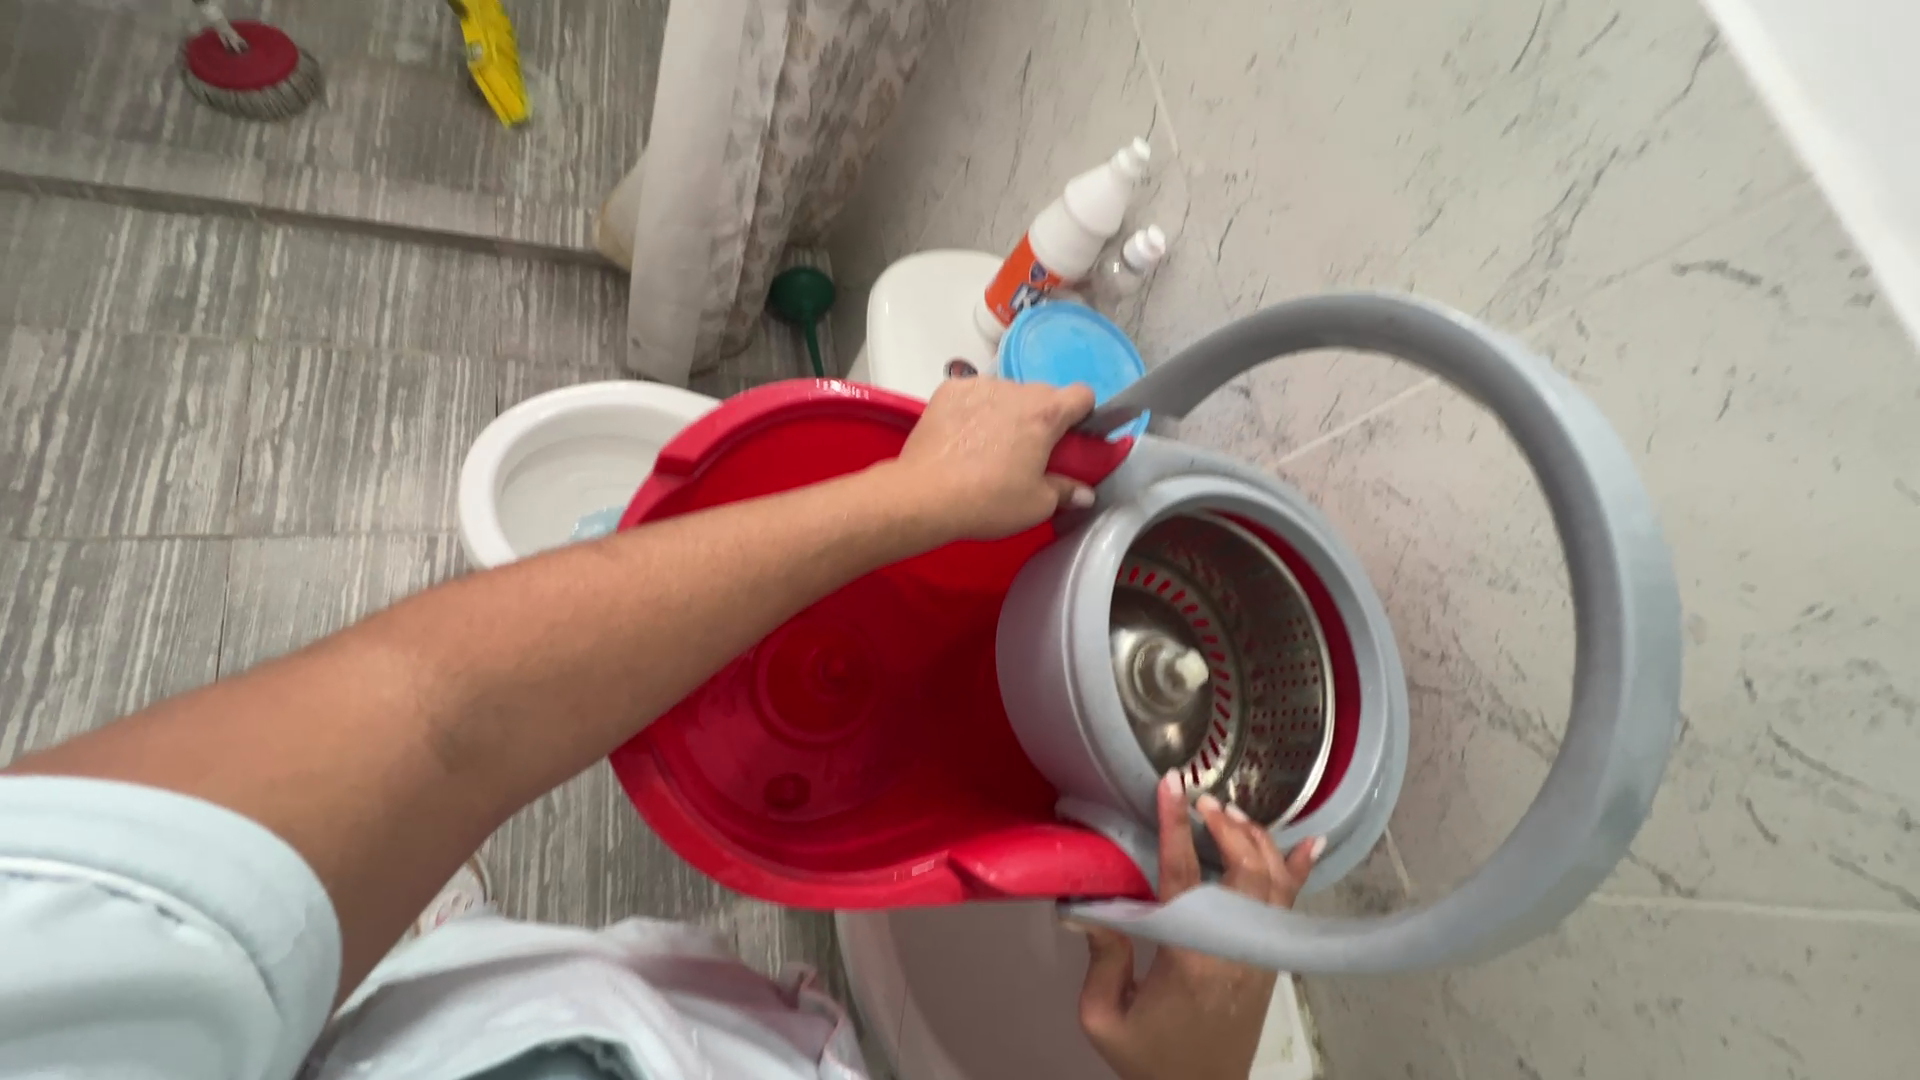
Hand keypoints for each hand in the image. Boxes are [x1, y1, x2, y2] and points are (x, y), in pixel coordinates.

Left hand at [890, 374, 1096, 540]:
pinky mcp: (948, 390)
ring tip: (989, 447)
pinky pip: (974, 394)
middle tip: (1028, 453)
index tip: (1069, 439)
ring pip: (1006, 393)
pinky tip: (964, 437)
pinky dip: (975, 410)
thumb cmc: (989, 501)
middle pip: (1042, 395)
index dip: (1082, 415)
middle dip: (1041, 418)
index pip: (1082, 395)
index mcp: (1045, 414)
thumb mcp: (1037, 505)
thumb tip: (1085, 493)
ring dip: (1007, 412)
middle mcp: (1015, 389)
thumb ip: (1066, 492)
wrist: (925, 496)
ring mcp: (979, 386)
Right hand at [1077, 773, 1321, 1079]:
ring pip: (1273, 881)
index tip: (1171, 787)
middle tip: (1200, 798)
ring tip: (1226, 811)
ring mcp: (1262, 955)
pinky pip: (1291, 906)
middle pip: (1245, 871)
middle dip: (1225, 827)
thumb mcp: (1103, 1017)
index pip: (1185, 877)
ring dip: (1254, 839)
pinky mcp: (1271, 960)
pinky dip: (1300, 869)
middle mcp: (1236, 951)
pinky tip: (1308, 841)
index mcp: (1190, 958)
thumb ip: (1101, 956)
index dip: (1175, 827)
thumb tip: (1087, 903)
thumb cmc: (1148, 1056)